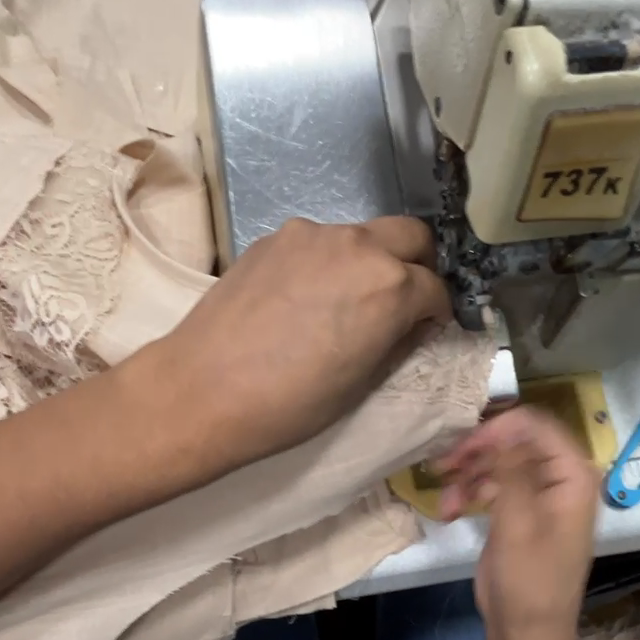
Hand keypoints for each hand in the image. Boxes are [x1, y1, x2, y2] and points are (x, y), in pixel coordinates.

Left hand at [140, 216, 453, 471]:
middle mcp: (358, 246)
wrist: (203, 389)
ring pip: (362, 236)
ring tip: (342, 302)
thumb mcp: (362, 384)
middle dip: (417, 266)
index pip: (436, 289)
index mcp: (391, 286)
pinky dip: (326, 263)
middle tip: (400, 302)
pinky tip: (301, 299)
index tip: (424, 331)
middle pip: (410, 237)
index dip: (435, 314)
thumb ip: (398, 342)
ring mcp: (312, 235)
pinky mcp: (273, 238)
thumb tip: (414, 324)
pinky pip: (318, 243)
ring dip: (368, 261)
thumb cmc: (291, 404)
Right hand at [436, 407, 599, 639]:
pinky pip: (491, 486)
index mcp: (572, 477)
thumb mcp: (519, 523)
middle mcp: (558, 480)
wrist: (526, 636)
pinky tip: (448, 511)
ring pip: (497, 463)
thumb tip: (504, 426)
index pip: (537, 427)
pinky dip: (468, 493)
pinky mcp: (517, 514)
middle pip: (513, 442)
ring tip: (444, 498)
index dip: (499, 429)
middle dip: (477, 452)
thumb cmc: (530, 583)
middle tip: (443, 465)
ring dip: (467, 475)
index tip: (464, 446)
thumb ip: (513, 470)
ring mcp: (537, 497)